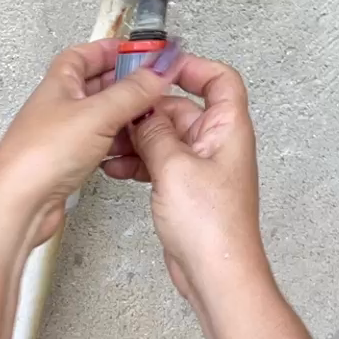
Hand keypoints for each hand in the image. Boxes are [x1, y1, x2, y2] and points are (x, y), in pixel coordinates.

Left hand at [0, 38, 178, 248]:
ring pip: (98, 119)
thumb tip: (157, 70)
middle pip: (95, 86)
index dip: (111, 49)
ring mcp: (61, 138)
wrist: (19, 205)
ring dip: (122, 117)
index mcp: (57, 84)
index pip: (84, 54)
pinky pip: (96, 147)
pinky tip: (127, 149)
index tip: (138, 50)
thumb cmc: (39, 157)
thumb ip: (132, 91)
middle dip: (124, 84)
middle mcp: (57, 109)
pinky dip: (114, 145)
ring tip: (146, 118)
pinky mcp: (66, 165)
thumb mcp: (97, 114)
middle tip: (151, 84)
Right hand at [103, 55, 264, 307]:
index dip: (192, 68)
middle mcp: (216, 146)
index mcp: (227, 130)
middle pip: (181, 110)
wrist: (214, 271)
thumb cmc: (211, 227)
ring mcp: (199, 170)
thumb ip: (155, 134)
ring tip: (112, 144)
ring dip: (139, 140)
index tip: (160, 67)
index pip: (218, 80)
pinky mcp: (184, 192)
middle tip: (119, 112)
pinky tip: (118, 168)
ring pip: (165, 139)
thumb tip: (144, 112)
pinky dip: (139, 163)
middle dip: (149, 110)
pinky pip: (159, 165)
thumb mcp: (175, 168)